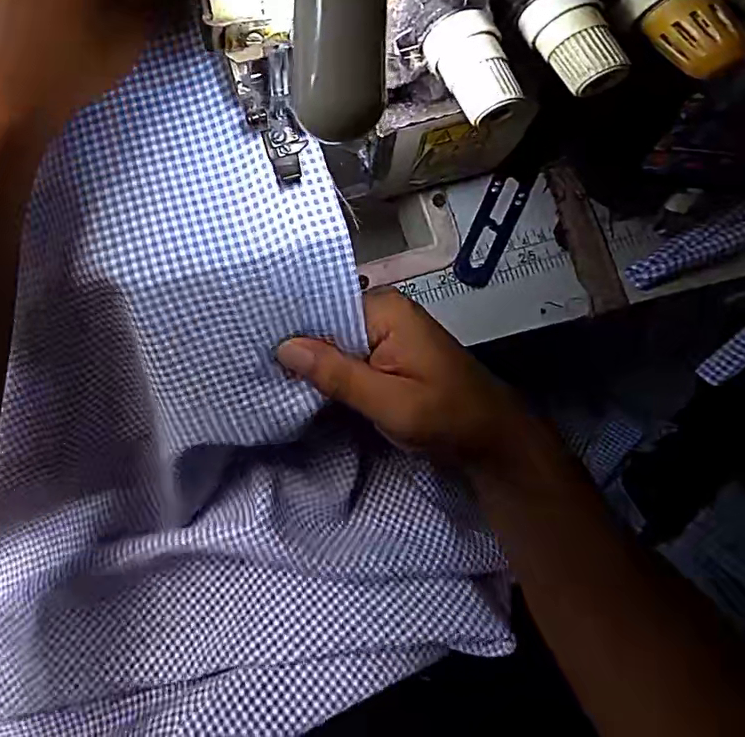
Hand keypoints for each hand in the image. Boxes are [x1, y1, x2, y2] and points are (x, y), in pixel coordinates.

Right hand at [276, 289, 542, 474]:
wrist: (492, 438)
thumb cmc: (446, 417)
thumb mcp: (390, 402)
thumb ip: (338, 374)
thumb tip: (284, 347)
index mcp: (384, 308)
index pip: (322, 307)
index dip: (290, 325)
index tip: (252, 340)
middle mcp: (381, 309)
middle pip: (325, 320)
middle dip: (296, 343)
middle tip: (252, 359)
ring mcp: (383, 328)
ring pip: (333, 338)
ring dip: (311, 358)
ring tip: (265, 368)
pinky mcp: (383, 349)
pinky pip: (346, 351)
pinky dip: (328, 367)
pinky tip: (301, 380)